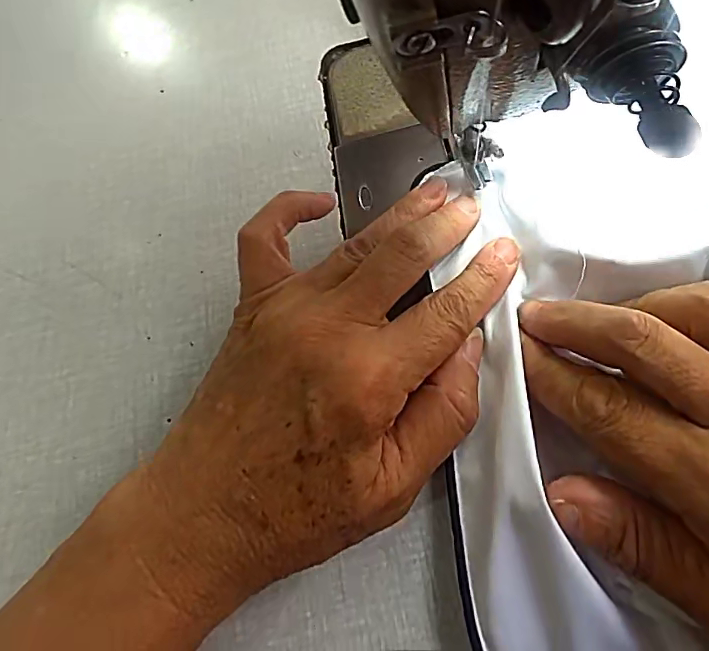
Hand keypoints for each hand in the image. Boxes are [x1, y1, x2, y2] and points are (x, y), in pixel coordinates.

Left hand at [0, 180, 516, 650]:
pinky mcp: (253, 302)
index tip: (507, 250)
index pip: (446, 313)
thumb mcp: (395, 488)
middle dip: (447, 226)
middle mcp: (331, 328)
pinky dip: (287, 210)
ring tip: (434, 192)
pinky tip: (318, 201)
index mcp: (371, 378)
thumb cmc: (301, 510)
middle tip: (474, 206)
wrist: (200, 516)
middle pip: (403, 256)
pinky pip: (264, 238)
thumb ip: (446, 414)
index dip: (484, 278)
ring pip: (356, 242)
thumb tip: (470, 344)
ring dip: (401, 212)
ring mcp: (287, 306)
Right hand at [519, 283, 708, 650]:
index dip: (562, 381)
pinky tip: (678, 319)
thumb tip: (567, 492)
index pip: (619, 415)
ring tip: (603, 316)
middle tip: (537, 314)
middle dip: (581, 324)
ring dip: (641, 303)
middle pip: (649, 344)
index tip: (524, 356)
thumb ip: (649, 543)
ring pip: (702, 311)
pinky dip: (697, 307)